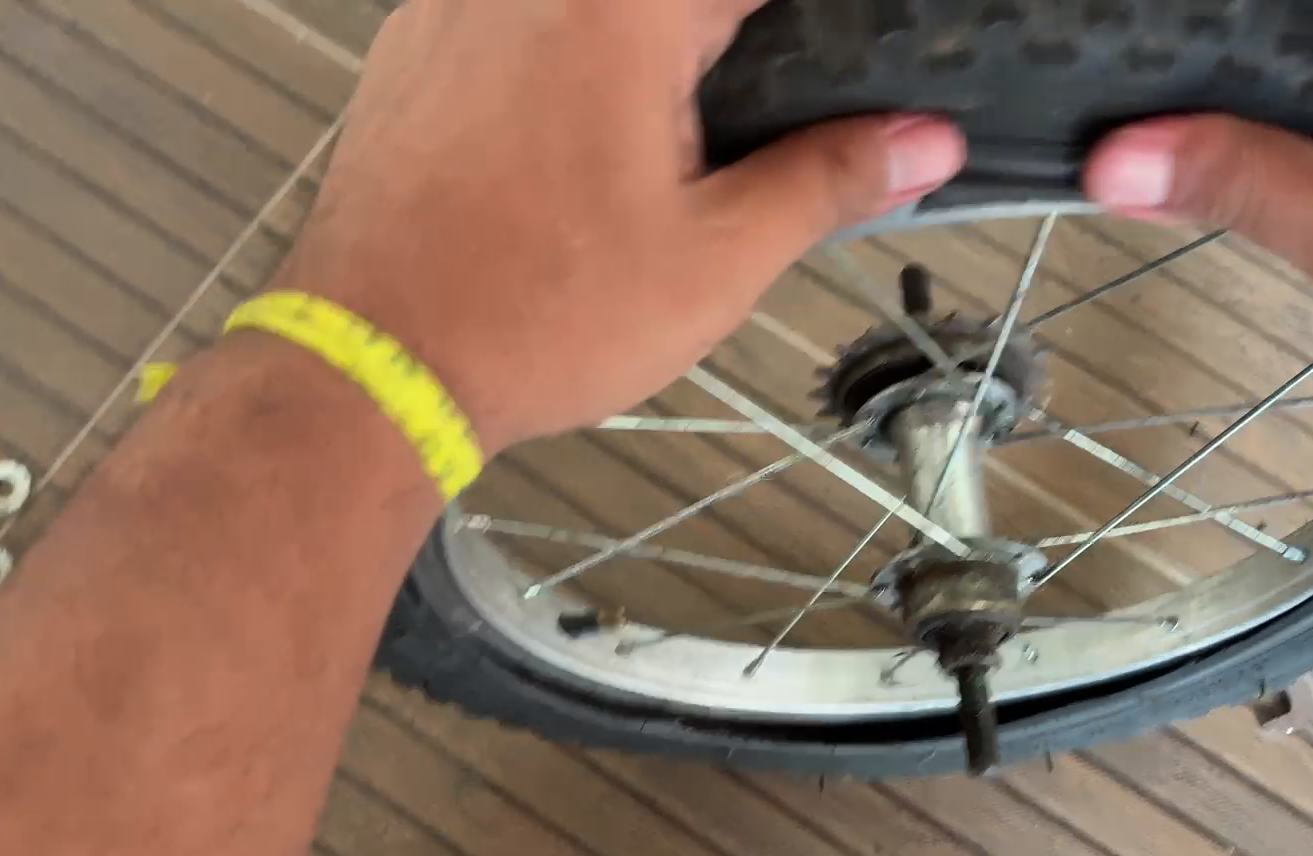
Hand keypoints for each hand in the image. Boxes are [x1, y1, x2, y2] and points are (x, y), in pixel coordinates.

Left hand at [276, 0, 965, 453]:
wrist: (387, 363)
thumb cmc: (548, 318)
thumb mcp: (718, 260)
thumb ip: (826, 182)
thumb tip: (925, 142)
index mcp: (624, 7)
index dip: (811, 40)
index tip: (820, 94)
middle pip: (681, 9)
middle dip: (729, 68)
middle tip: (727, 161)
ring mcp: (460, 5)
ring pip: (603, 16)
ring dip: (654, 76)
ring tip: (646, 179)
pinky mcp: (420, 52)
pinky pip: (528, 32)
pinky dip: (579, 78)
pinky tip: (575, 172)